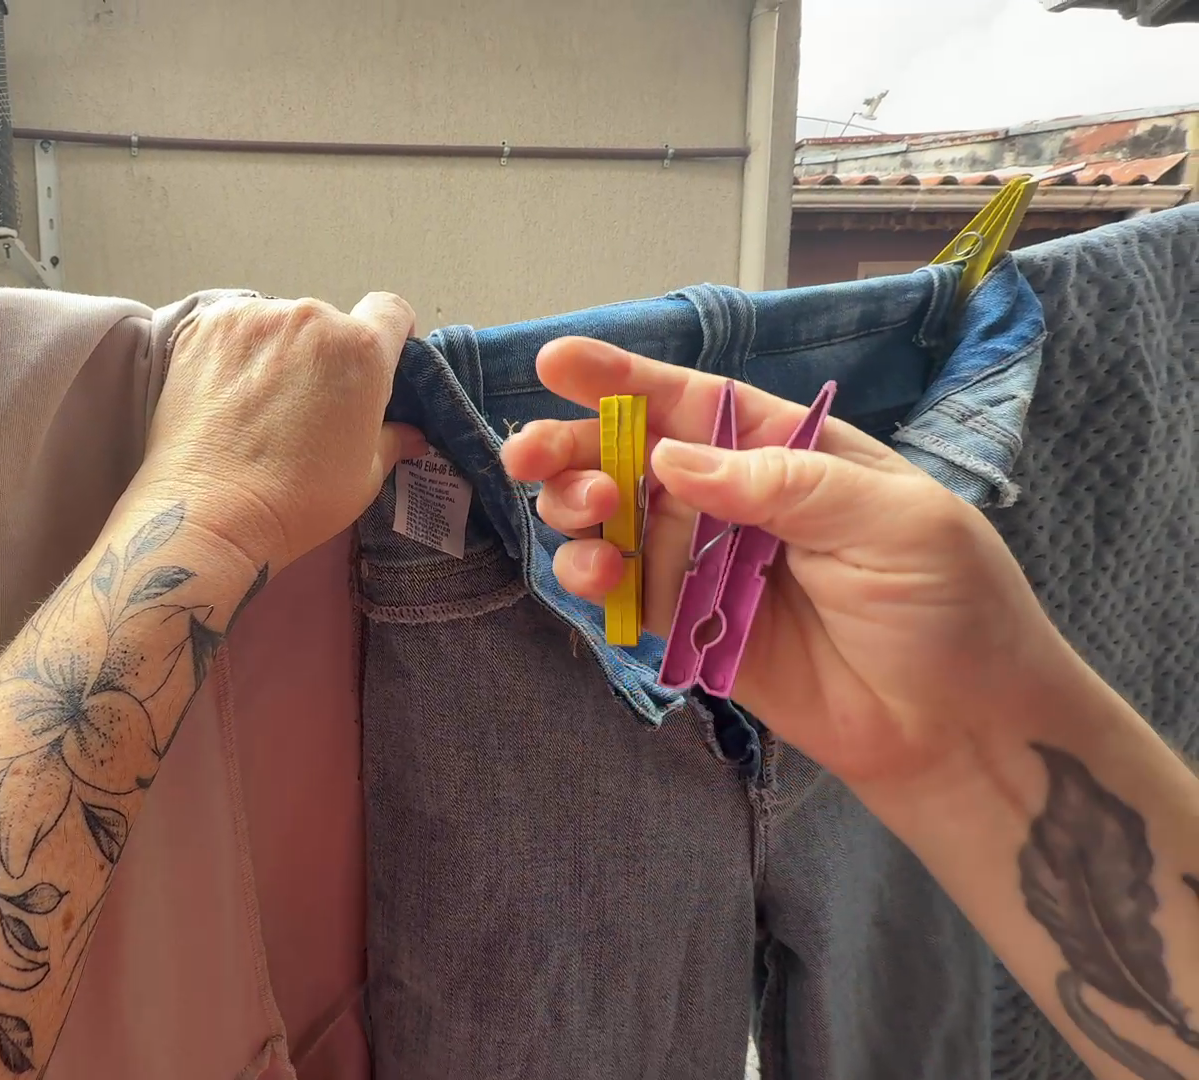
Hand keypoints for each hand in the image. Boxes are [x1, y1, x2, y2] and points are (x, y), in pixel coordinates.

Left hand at [133, 293, 426, 569]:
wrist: (210, 513)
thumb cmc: (297, 501)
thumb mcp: (363, 478)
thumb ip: (392, 440)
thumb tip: (413, 433)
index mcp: (360, 349)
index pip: (390, 311)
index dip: (386, 335)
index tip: (369, 364)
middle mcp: (309, 318)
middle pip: (326, 323)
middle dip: (322, 356)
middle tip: (302, 405)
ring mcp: (250, 319)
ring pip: (275, 325)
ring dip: (274, 352)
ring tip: (254, 405)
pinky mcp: (201, 329)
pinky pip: (229, 331)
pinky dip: (231, 355)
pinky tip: (221, 396)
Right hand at [500, 338, 1075, 795]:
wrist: (947, 728)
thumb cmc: (946, 605)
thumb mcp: (894, 521)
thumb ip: (783, 482)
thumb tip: (668, 460)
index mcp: (774, 450)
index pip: (685, 401)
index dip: (618, 377)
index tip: (553, 361)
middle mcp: (718, 496)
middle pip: (620, 455)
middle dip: (567, 447)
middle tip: (526, 454)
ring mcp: (687, 557)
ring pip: (600, 517)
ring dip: (570, 507)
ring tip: (586, 518)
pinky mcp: (669, 614)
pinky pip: (609, 584)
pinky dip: (585, 574)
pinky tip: (596, 577)